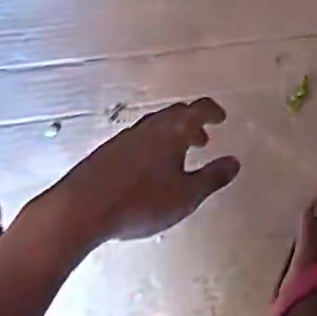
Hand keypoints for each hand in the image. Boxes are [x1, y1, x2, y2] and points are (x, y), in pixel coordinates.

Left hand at [39, 98, 240, 246]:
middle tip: (203, 139)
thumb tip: (234, 163)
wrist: (82, 207)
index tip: (220, 117)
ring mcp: (128, 136)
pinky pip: (140, 140)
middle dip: (192, 124)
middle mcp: (151, 125)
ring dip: (172, 136)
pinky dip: (153, 146)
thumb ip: (212, 178)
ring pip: (157, 127)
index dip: (212, 111)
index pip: (198, 109)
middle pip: (176, 115)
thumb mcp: (186, 196)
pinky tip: (150, 170)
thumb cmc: (140, 201)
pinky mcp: (110, 151)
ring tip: (179, 157)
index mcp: (173, 129)